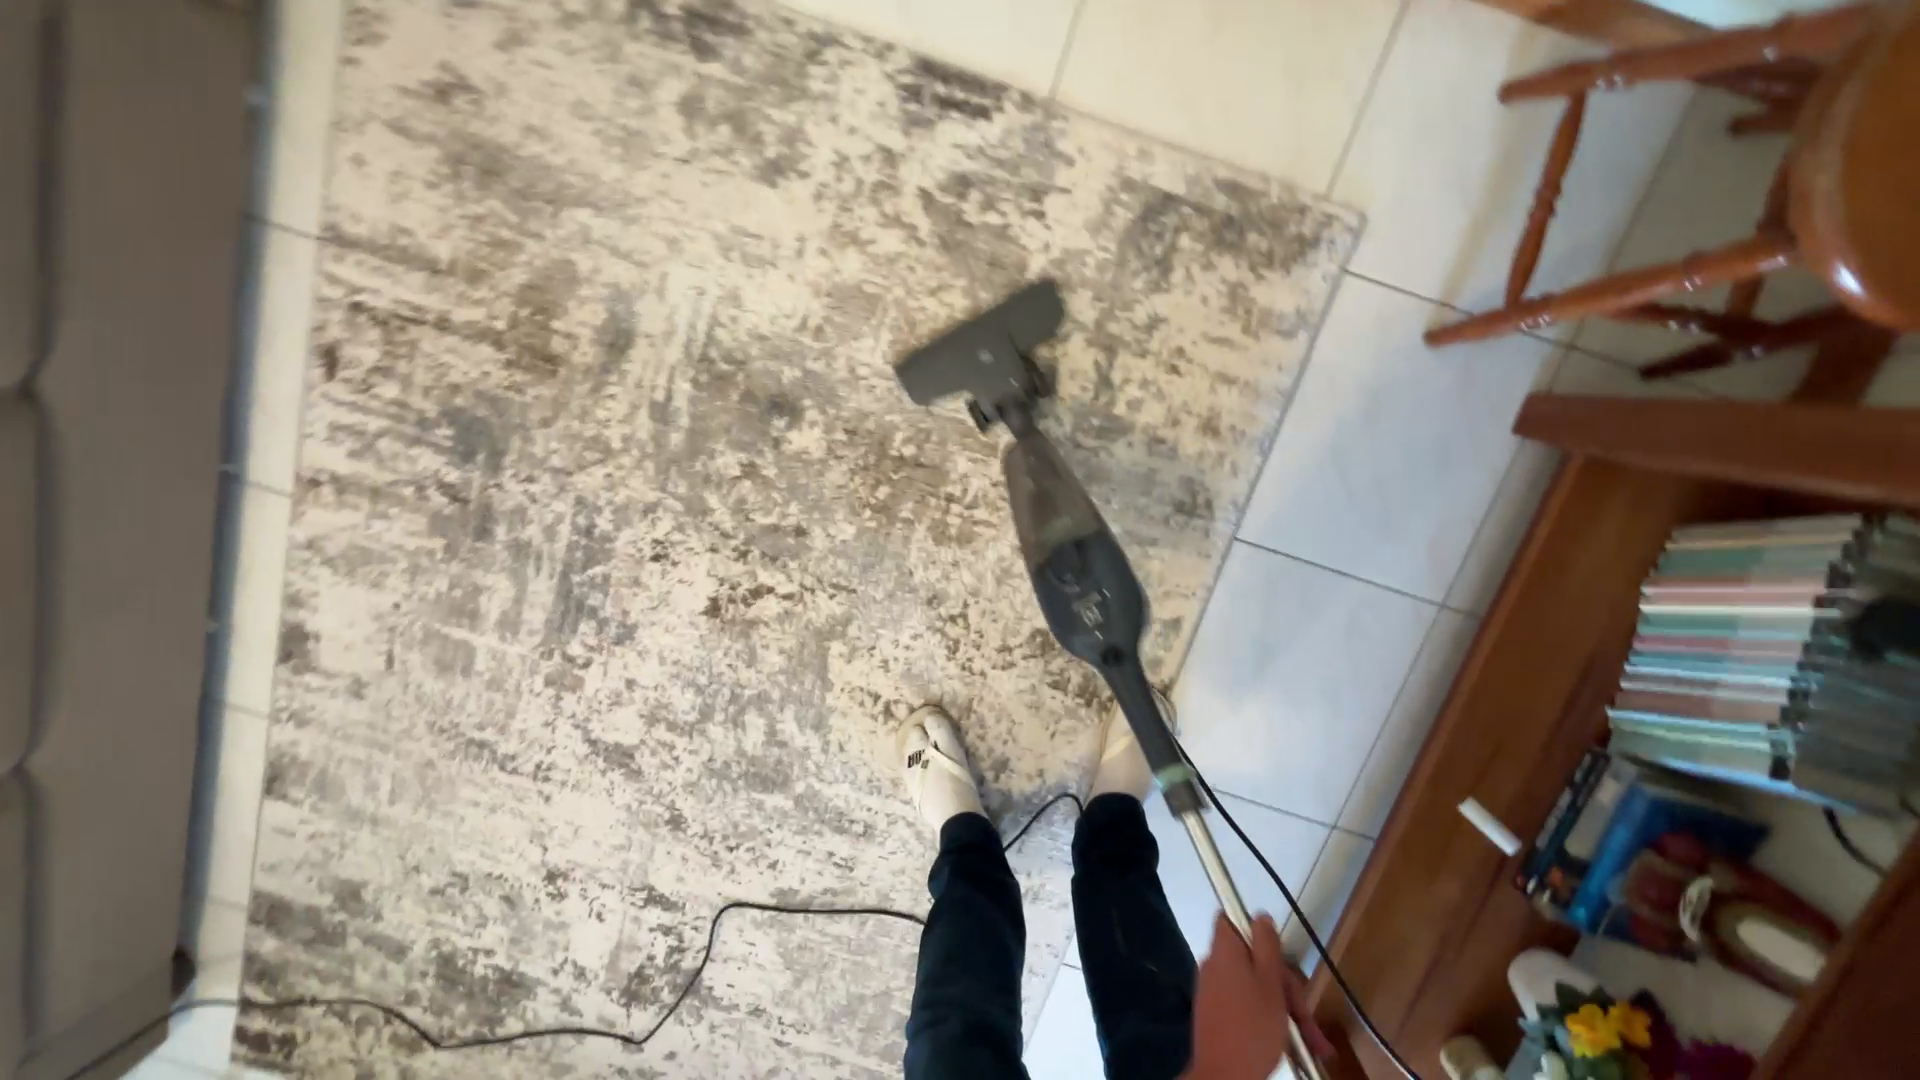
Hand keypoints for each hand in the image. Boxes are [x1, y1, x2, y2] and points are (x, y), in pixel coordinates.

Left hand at [1183, 914, 1335, 1079]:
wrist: (1224, 1075)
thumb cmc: (1252, 1026)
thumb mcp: (1269, 982)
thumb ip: (1266, 945)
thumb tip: (1260, 915)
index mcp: (1225, 951)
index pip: (1231, 920)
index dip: (1256, 931)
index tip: (1278, 954)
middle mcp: (1215, 965)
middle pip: (1254, 960)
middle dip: (1284, 985)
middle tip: (1304, 1015)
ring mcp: (1213, 990)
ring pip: (1256, 987)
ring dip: (1285, 1010)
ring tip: (1312, 1042)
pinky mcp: (1217, 1014)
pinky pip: (1247, 1006)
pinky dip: (1270, 1020)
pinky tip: (1296, 1045)